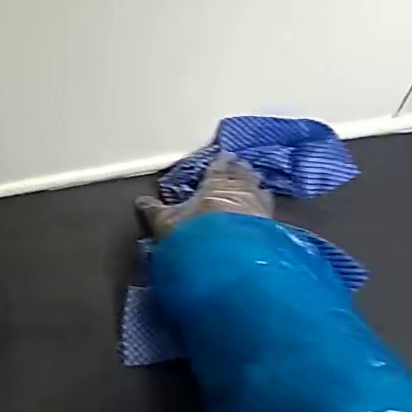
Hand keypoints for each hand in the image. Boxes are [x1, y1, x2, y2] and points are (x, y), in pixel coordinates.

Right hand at [136, 153, 272, 238]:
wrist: (229, 257)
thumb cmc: (196, 233)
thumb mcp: (168, 223)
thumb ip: (155, 211)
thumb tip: (141, 201)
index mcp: (215, 183)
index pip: (219, 167)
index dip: (221, 160)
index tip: (225, 154)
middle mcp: (239, 189)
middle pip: (243, 174)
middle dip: (241, 169)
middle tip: (242, 164)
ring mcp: (257, 205)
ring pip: (259, 188)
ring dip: (256, 184)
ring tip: (255, 183)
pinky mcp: (270, 223)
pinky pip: (268, 207)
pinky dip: (265, 204)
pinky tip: (264, 208)